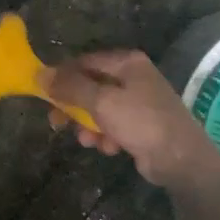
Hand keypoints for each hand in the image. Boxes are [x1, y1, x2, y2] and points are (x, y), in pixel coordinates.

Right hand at [37, 51, 219, 190]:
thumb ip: (70, 87)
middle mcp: (133, 77)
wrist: (179, 157)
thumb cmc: (140, 121)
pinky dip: (106, 136)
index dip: (63, 77)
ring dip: (89, 126)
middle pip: (90, 87)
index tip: (45, 94)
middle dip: (74, 107)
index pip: (84, 62)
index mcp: (127, 62)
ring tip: (90, 141)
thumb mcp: (101, 102)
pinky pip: (112, 126)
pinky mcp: (139, 125)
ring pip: (99, 109)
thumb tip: (40, 74)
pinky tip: (111, 148)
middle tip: (56, 123)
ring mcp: (137, 102)